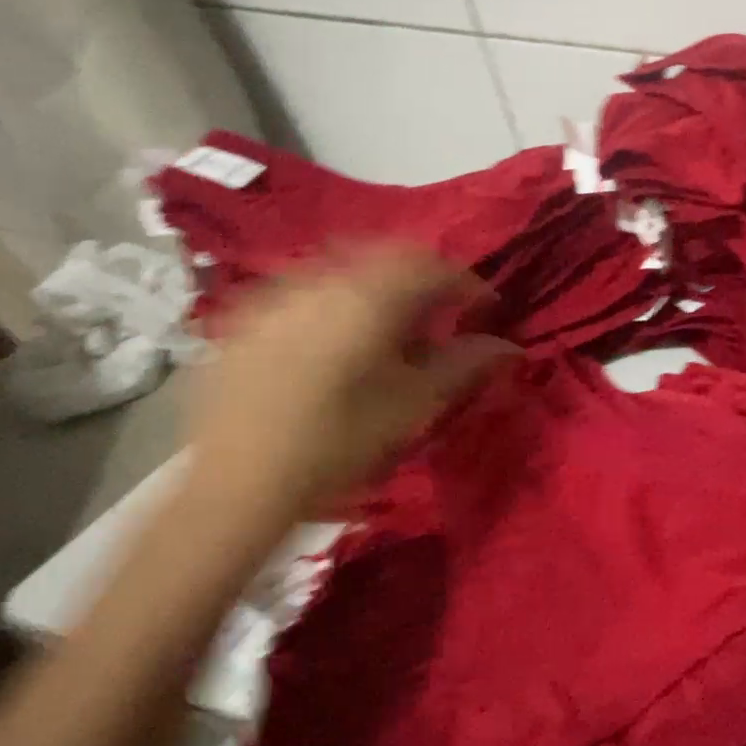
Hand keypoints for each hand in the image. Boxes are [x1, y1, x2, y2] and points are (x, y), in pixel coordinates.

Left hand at [186, 245, 507, 518]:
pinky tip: (339, 347)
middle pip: (385, 258)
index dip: (468, 284)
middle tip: (442, 319)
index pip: (433, 266)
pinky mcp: (242, 320)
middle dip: (421, 282)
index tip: (488, 310)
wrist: (236, 486)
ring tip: (392, 334)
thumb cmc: (339, 445)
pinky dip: (336, 305)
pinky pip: (305, 293)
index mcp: (368, 297)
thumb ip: (464, 365)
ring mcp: (273, 297)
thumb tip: (509, 346)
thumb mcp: (415, 405)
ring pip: (342, 272)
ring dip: (378, 291)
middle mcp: (319, 280)